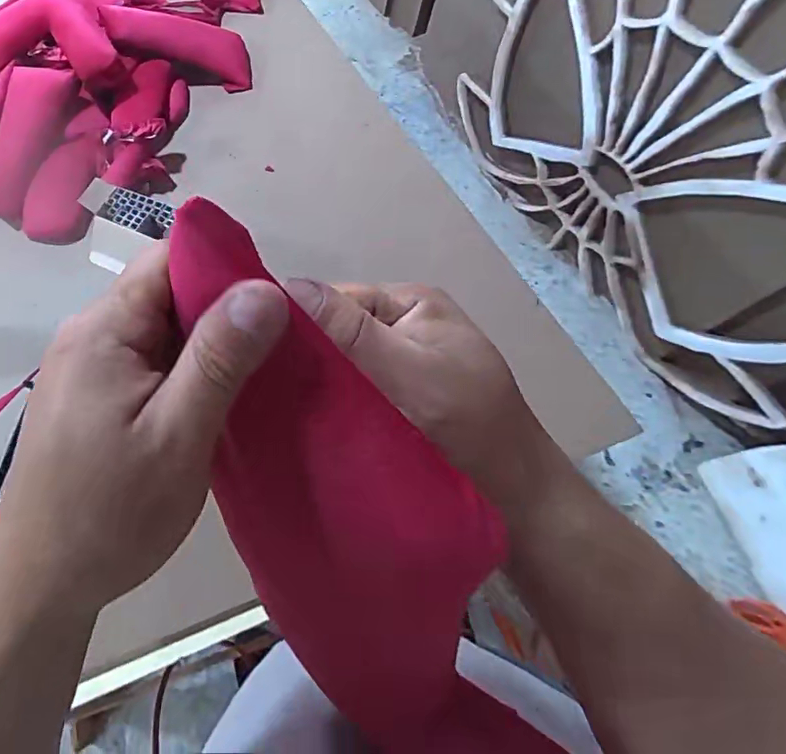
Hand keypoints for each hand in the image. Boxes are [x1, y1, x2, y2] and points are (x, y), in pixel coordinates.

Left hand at [0, 243, 288, 613]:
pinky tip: (212, 396)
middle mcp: (88, 332)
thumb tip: (264, 287)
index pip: (168, 258)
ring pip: (159, 326)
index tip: (272, 299)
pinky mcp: (91, 392)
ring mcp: (86, 363)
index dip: (222, 266)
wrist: (43, 583)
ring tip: (252, 372)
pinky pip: (146, 357)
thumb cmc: (110, 513)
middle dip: (220, 308)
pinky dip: (183, 368)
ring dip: (205, 342)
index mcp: (102, 328)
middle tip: (272, 344)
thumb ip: (219, 358)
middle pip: (164, 290)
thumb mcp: (177, 435)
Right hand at [283, 279, 551, 502]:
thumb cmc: (470, 425)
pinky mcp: (398, 400)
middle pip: (337, 332)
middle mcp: (404, 326)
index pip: (337, 301)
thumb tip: (288, 285)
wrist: (520, 500)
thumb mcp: (410, 370)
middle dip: (309, 358)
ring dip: (318, 385)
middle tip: (271, 392)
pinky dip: (334, 405)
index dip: (303, 326)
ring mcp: (401, 365)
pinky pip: (352, 392)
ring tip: (284, 410)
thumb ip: (352, 331)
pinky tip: (310, 422)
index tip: (265, 360)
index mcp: (410, 303)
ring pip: (341, 365)